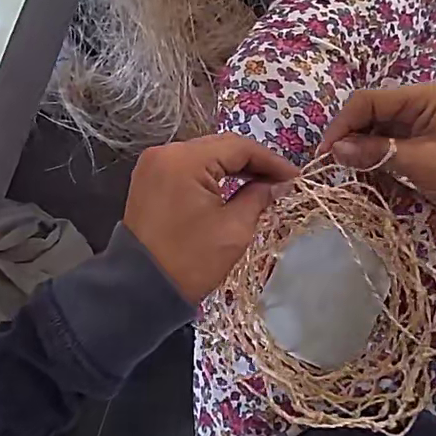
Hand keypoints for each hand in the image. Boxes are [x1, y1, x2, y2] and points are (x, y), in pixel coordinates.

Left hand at [123, 134, 301, 302]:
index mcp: (185, 160)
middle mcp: (166, 153)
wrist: (141, 288)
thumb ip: (259, 197)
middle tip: (282, 180)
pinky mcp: (150, 179)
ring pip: (205, 155)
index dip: (271, 161)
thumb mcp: (234, 228)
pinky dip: (213, 175)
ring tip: (263, 185)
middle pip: (221, 146)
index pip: (239, 147)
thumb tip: (280, 184)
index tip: (295, 177)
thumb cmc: (191, 260)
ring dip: (234, 168)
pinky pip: (189, 167)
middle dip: (254, 162)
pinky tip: (234, 187)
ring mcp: (154, 165)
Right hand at [317, 83, 435, 211]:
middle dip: (350, 139)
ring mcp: (419, 127)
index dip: (343, 124)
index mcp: (424, 97)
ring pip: (375, 133)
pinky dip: (374, 162)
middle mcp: (419, 106)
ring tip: (349, 174)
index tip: (326, 152)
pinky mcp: (419, 147)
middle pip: (370, 116)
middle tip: (333, 166)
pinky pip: (386, 149)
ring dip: (361, 153)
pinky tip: (367, 177)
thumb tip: (336, 150)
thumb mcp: (421, 161)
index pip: (370, 101)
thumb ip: (377, 152)